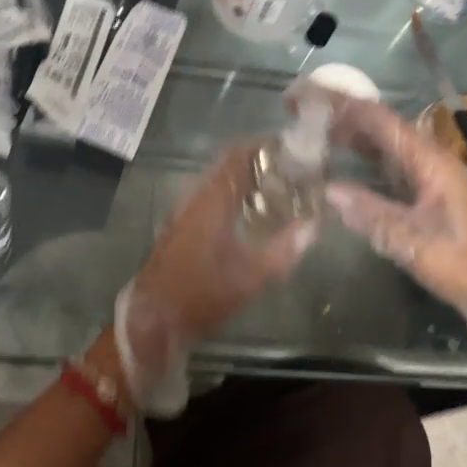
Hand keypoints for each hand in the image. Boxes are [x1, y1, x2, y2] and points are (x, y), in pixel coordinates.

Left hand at [115, 143, 316, 415]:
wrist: (153, 319)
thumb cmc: (201, 294)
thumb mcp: (251, 277)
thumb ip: (284, 249)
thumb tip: (314, 225)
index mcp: (212, 199)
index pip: (237, 156)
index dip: (263, 147)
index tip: (291, 148)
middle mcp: (196, 197)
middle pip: (229, 166)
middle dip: (259, 163)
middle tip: (291, 170)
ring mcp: (185, 211)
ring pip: (219, 182)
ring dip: (246, 180)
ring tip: (278, 189)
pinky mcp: (181, 226)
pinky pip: (211, 197)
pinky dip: (233, 196)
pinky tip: (252, 215)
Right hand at [320, 91, 466, 400]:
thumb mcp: (417, 244)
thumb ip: (373, 215)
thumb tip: (328, 190)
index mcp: (430, 161)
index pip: (379, 119)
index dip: (340, 104)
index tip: (305, 96)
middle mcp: (429, 161)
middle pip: (379, 126)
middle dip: (339, 114)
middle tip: (298, 113)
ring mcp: (429, 178)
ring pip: (383, 146)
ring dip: (348, 136)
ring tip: (310, 133)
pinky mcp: (426, 197)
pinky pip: (387, 167)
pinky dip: (360, 161)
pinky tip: (338, 169)